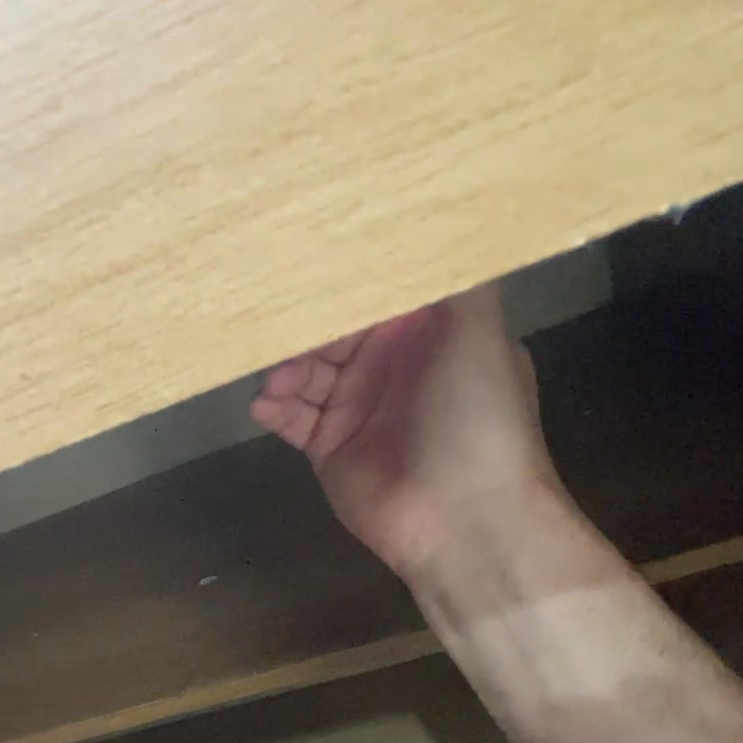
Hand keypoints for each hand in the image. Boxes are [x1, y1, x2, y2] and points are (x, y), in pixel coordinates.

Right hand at [250, 284, 560, 579]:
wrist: (463, 518)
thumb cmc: (474, 416)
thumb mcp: (478, 331)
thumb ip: (450, 279)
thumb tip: (425, 224)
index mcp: (426, 333)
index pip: (372, 295)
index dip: (340, 283)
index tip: (301, 265)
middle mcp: (388, 364)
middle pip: (330, 332)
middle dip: (302, 328)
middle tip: (271, 326)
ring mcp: (354, 407)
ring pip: (304, 372)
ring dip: (285, 370)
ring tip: (277, 380)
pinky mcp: (327, 446)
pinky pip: (291, 418)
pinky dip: (274, 408)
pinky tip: (264, 405)